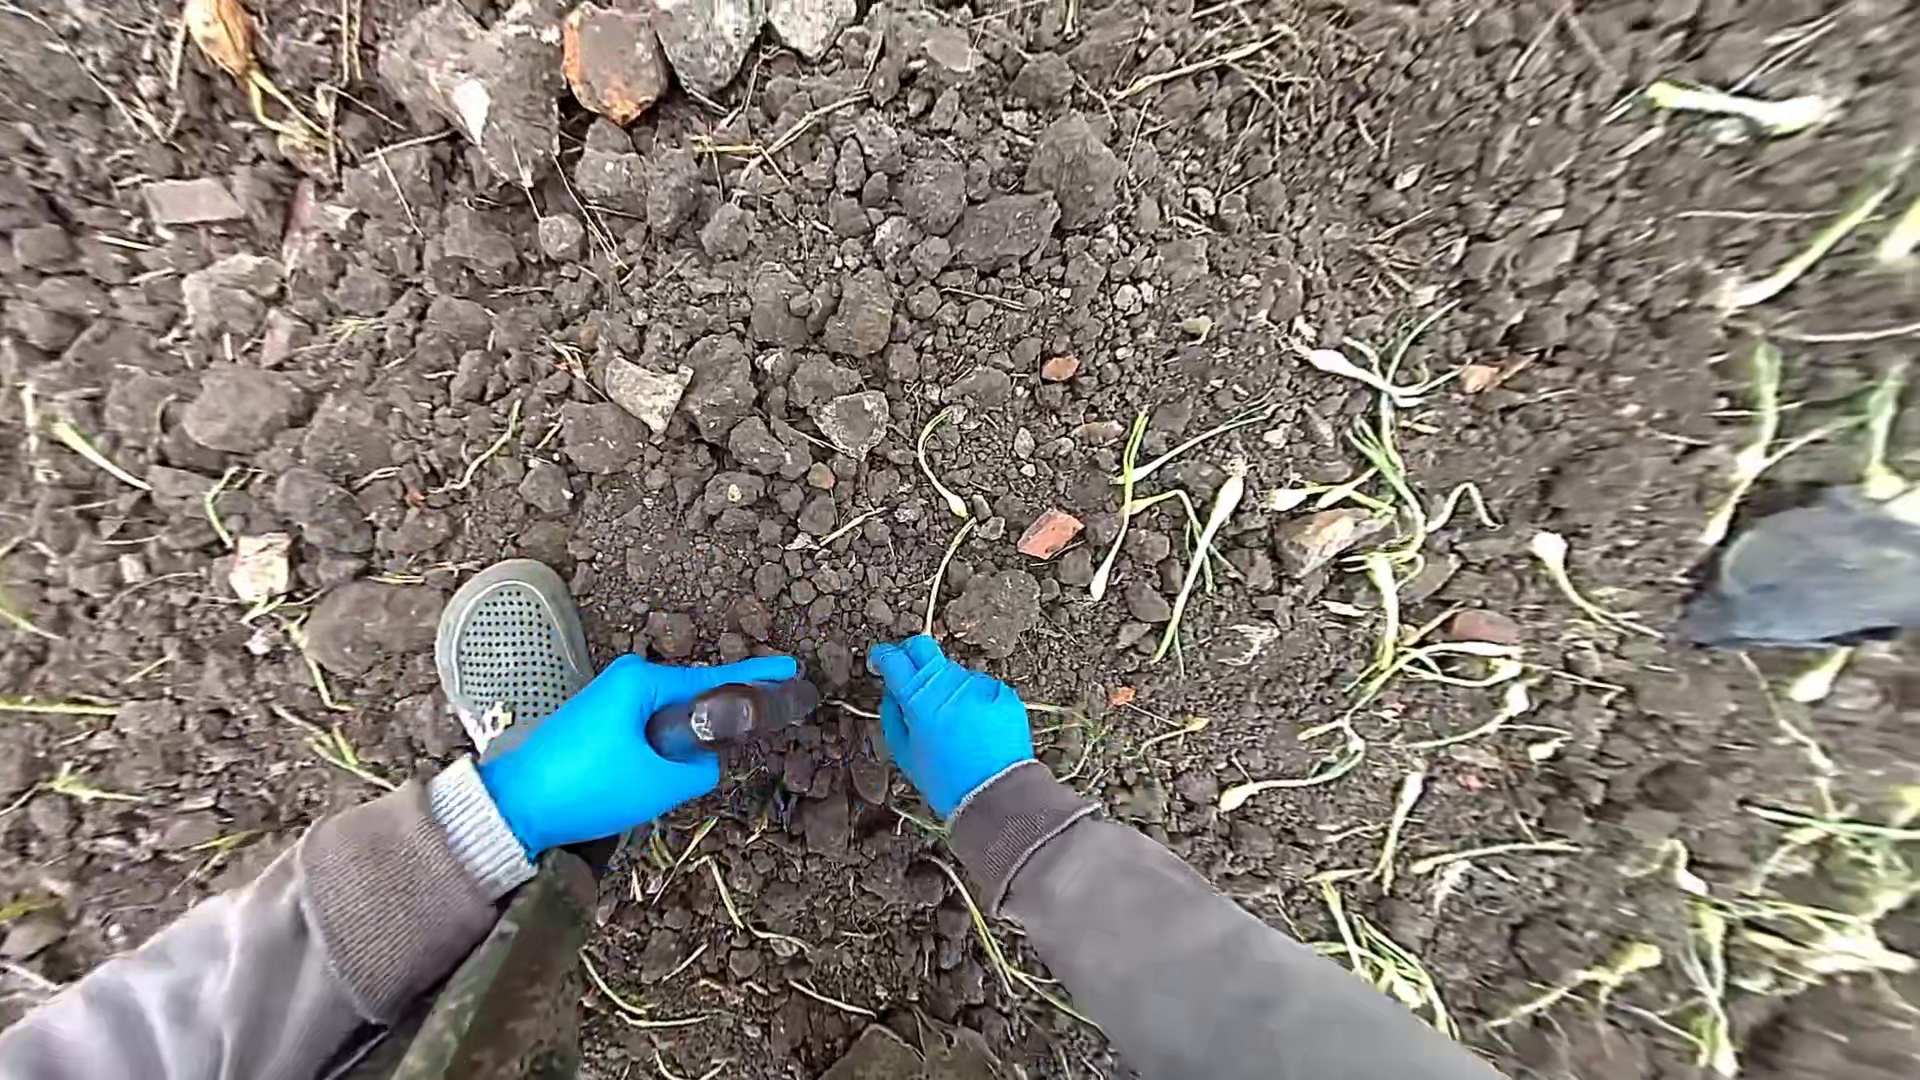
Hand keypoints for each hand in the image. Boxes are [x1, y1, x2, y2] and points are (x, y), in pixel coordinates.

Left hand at [478, 652, 797, 853]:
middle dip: (723, 708)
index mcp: (642, 682)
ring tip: (709, 752)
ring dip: (692, 729)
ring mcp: (611, 696)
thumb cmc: (586, 789)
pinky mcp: (600, 717)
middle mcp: (628, 678)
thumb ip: (701, 769)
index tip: (788, 667)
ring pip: (671, 710)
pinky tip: (677, 756)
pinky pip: (650, 720)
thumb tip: (707, 761)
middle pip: (694, 692)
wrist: (509, 811)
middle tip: (756, 719)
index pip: (714, 676)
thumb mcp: (659, 784)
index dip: (757, 674)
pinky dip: (669, 736)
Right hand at [867, 635, 1033, 817]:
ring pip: (953, 672)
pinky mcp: (1001, 691)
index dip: (884, 656)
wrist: (996, 794)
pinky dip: (974, 699)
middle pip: (923, 648)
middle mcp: (948, 685)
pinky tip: (976, 725)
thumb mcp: (905, 755)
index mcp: (919, 700)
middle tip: (910, 672)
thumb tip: (892, 692)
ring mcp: (977, 685)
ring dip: (947, 686)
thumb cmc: (948, 782)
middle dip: (911, 653)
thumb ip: (893, 717)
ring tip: (953, 721)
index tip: (882, 659)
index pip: (895, 659)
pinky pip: (979, 686)